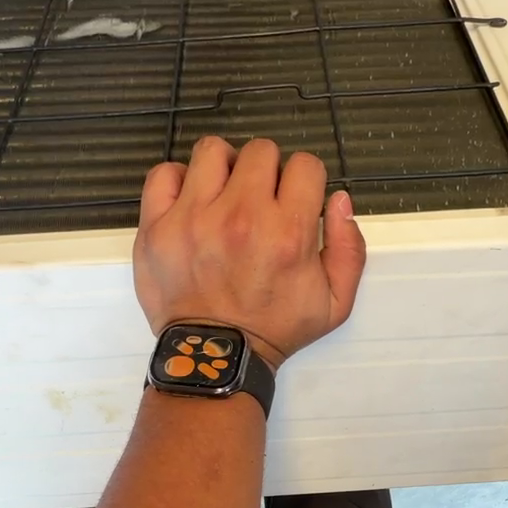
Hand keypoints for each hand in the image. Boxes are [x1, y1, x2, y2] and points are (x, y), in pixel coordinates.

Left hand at [134, 136, 366, 369]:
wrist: (216, 357)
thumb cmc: (275, 329)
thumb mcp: (336, 303)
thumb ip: (350, 249)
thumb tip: (339, 200)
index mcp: (288, 231)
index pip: (305, 165)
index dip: (304, 182)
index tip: (294, 203)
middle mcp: (241, 215)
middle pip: (260, 151)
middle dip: (267, 172)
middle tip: (260, 201)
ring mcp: (193, 217)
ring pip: (212, 151)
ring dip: (224, 168)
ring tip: (224, 196)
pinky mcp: (157, 226)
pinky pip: (164, 173)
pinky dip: (179, 181)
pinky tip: (191, 203)